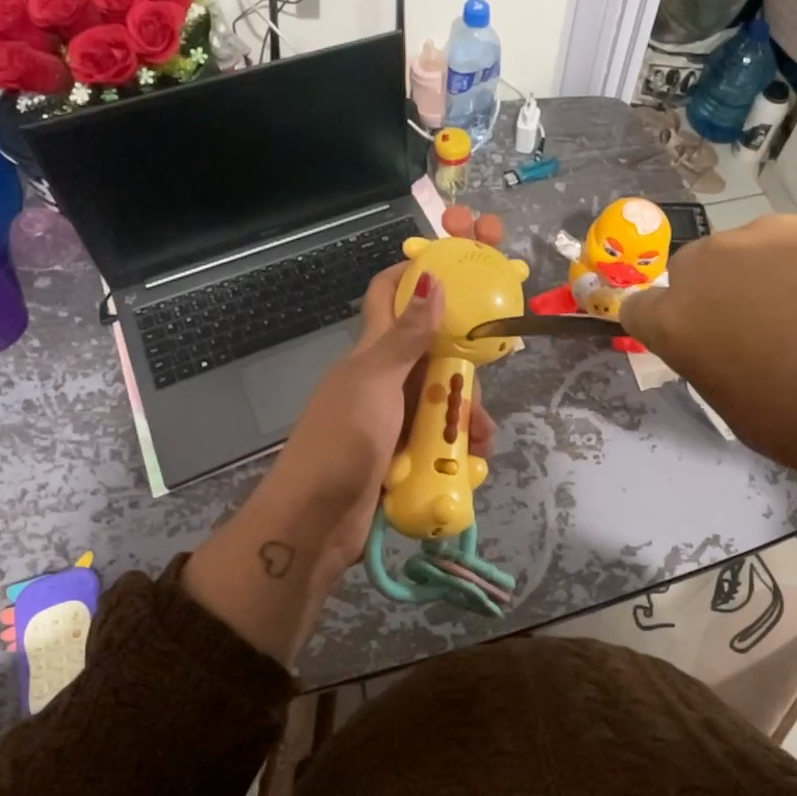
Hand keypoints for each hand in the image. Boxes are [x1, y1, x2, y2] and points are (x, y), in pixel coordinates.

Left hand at [267, 263, 496, 560]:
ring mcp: (388, 423)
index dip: (411, 278)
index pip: (387, 300)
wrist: (312, 524)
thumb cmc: (342, 443)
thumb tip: (432, 280)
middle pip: (428, 357)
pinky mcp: (398, 460)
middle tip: (483, 390)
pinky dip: (455, 451)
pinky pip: (435, 444)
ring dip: (464, 418)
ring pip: (437, 404)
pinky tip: (474, 464)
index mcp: (370, 356)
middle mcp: (380, 383)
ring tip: (484, 441)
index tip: (453, 270)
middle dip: (462, 370)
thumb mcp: (377, 383)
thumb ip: (407, 336)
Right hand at [620, 213, 796, 484]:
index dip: (658, 325)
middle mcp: (711, 264)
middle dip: (714, 297)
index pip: (637, 308)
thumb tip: (721, 348)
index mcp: (679, 319)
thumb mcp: (749, 418)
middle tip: (760, 333)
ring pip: (746, 254)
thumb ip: (717, 372)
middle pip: (693, 273)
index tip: (685, 342)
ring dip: (764, 278)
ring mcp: (766, 233)